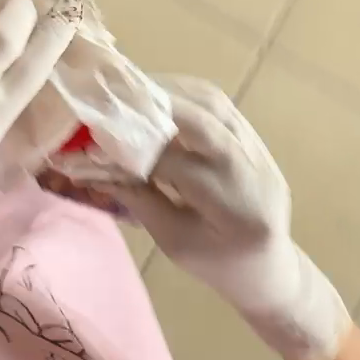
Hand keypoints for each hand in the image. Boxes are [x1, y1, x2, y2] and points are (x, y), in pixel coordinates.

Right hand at [111, 77, 351, 359]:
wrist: (271, 269)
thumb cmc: (217, 265)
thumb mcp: (172, 241)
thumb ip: (136, 196)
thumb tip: (87, 161)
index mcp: (237, 209)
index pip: (176, 163)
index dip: (132, 148)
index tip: (92, 142)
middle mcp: (254, 172)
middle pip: (201, 120)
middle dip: (150, 105)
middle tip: (109, 100)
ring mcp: (259, 150)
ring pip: (211, 102)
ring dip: (166, 90)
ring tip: (129, 93)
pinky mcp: (254, 138)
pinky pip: (217, 103)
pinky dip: (181, 93)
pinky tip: (156, 97)